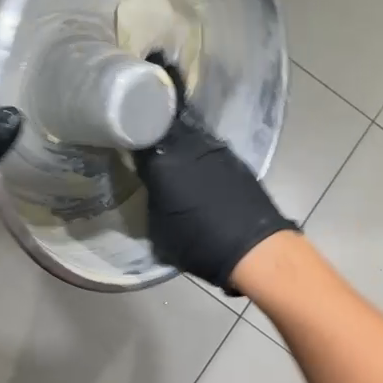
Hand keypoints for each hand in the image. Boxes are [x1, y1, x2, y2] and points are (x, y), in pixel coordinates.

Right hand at [134, 95, 295, 293]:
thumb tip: (153, 191)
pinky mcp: (237, 159)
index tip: (128, 153)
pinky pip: (210, 151)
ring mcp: (216, 150)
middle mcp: (188, 148)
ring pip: (190, 140)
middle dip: (158, 142)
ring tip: (176, 163)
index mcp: (162, 164)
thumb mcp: (160, 231)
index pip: (139, 144)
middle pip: (166, 134)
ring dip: (182, 149)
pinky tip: (201, 172)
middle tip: (151, 155)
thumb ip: (152, 202)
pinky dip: (202, 158)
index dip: (132, 147)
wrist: (254, 248)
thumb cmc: (200, 244)